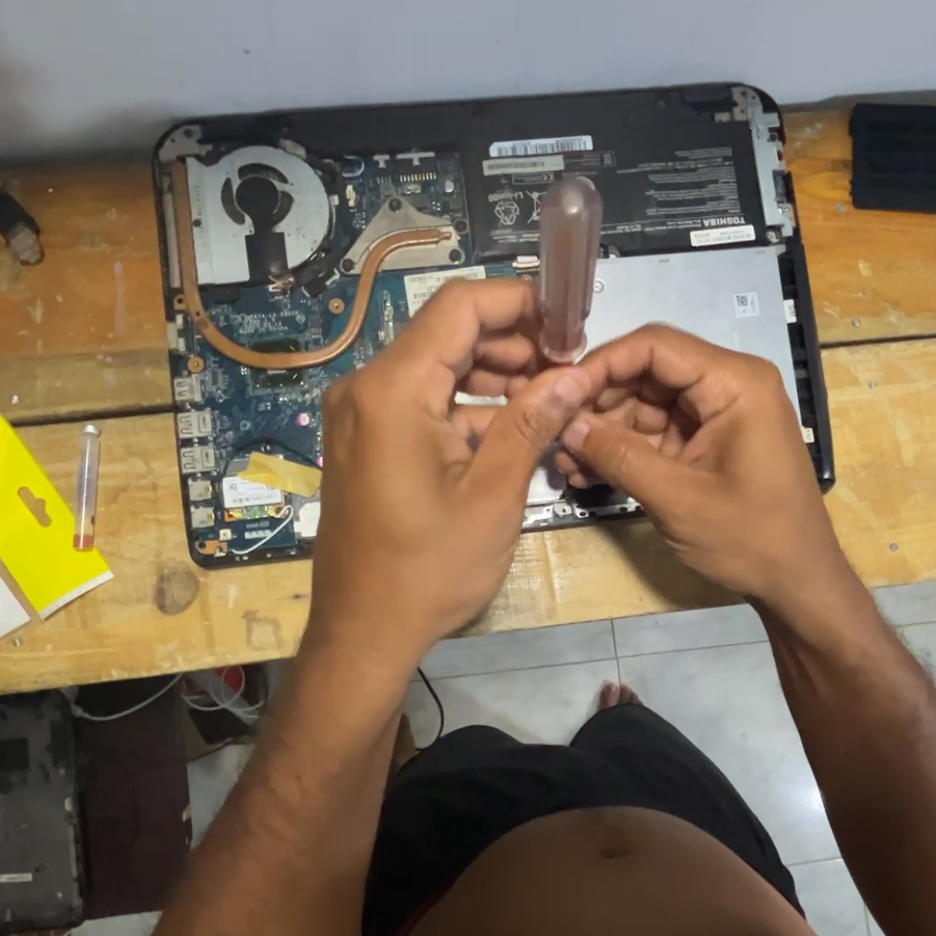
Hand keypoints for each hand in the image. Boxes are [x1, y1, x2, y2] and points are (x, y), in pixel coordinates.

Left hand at [305, 278, 601, 662]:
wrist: (364, 633)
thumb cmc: (430, 570)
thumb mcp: (494, 496)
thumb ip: (532, 422)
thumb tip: (575, 373)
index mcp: (392, 390)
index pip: (460, 307)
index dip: (519, 302)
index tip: (569, 323)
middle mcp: (365, 388)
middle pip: (446, 334)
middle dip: (512, 342)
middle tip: (567, 370)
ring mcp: (360, 416)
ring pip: (435, 368)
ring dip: (491, 376)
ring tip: (549, 399)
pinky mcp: (364, 441)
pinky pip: (420, 404)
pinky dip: (464, 408)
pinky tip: (509, 429)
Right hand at [557, 325, 848, 613]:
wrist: (797, 583)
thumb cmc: (751, 539)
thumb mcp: (678, 499)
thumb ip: (620, 457)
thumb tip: (566, 425)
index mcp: (734, 383)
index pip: (655, 346)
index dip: (601, 364)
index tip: (558, 394)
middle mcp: (726, 386)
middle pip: (646, 373)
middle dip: (598, 403)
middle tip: (555, 435)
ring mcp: (716, 415)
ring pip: (644, 404)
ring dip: (604, 432)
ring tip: (566, 464)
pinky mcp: (705, 442)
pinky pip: (655, 433)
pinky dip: (623, 451)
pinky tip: (588, 473)